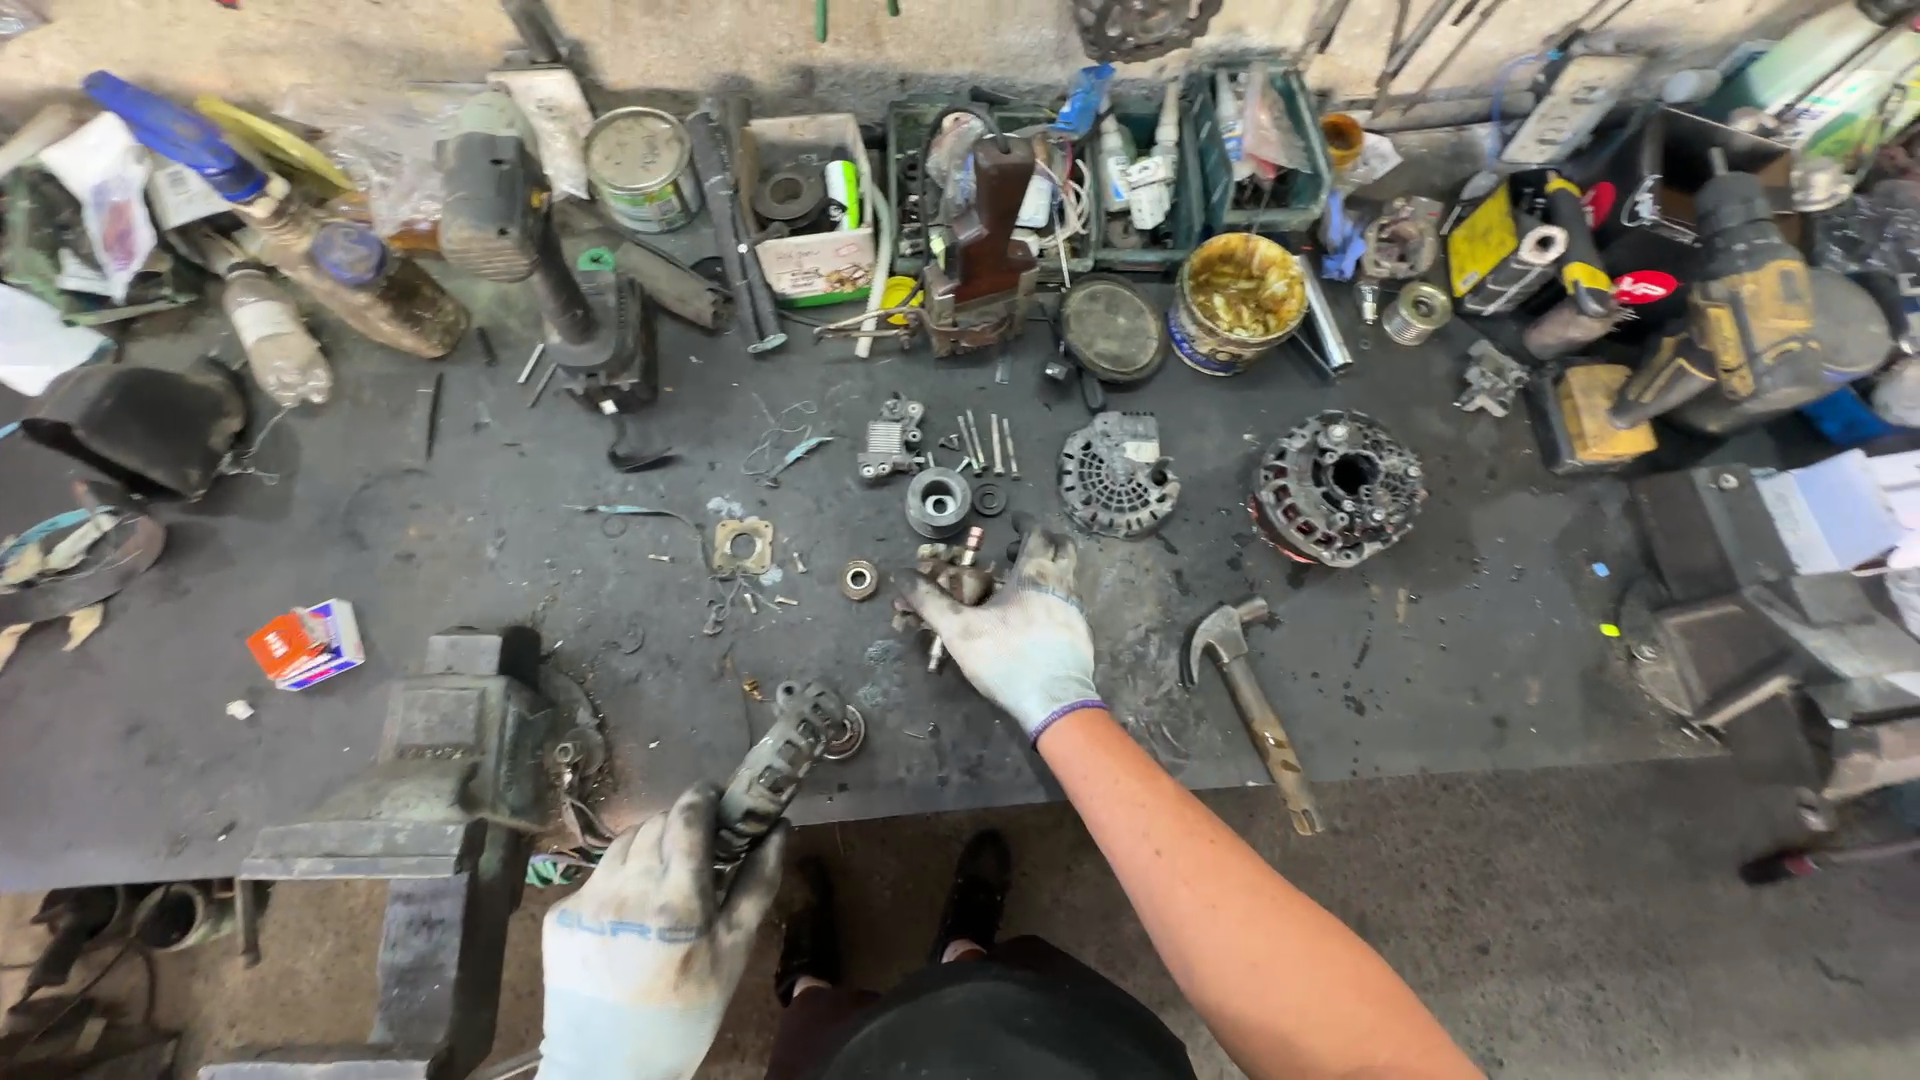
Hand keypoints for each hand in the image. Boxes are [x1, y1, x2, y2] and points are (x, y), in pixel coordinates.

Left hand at [537, 785, 785, 1079]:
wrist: (608, 1069)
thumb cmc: (687, 1010)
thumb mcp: (735, 949)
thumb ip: (758, 882)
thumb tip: (780, 826)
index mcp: (677, 900)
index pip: (687, 816)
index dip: (702, 796)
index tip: (714, 796)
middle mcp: (628, 890)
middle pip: (656, 822)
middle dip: (679, 822)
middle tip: (695, 844)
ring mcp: (588, 902)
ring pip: (624, 841)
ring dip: (648, 843)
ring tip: (662, 872)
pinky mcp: (559, 916)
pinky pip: (596, 873)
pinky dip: (619, 874)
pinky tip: (630, 905)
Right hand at [896, 525, 1102, 742]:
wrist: (1055, 703)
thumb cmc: (1008, 660)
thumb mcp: (959, 630)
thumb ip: (929, 600)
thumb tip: (901, 575)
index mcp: (1036, 574)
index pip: (1038, 534)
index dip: (1026, 523)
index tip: (1015, 520)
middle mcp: (1062, 584)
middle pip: (1063, 549)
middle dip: (1044, 541)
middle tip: (1018, 549)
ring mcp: (1076, 610)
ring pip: (1068, 576)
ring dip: (1048, 569)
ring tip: (1020, 583)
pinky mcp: (1081, 634)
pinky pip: (1069, 602)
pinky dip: (1053, 595)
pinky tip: (1034, 616)